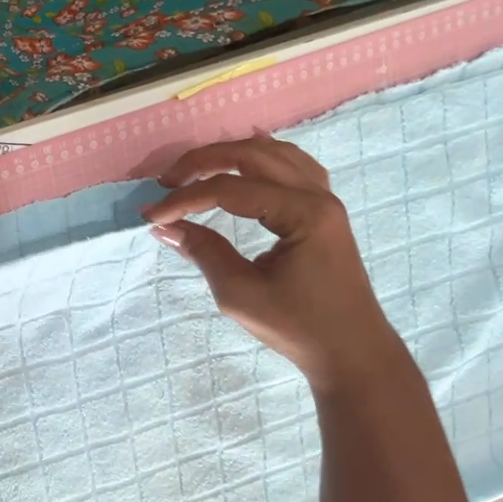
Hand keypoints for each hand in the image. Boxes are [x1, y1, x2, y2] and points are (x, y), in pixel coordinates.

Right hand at [140, 135, 414, 392]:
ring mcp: (326, 199)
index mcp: (303, 214)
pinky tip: (244, 156)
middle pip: (252, 155)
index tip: (152, 216)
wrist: (350, 349)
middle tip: (166, 183)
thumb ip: (202, 251)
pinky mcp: (324, 209)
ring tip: (194, 172)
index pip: (229, 190)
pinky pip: (292, 165)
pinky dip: (261, 157)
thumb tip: (164, 226)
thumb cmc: (296, 325)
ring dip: (229, 154)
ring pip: (274, 153)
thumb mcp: (238, 292)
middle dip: (202, 162)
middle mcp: (318, 196)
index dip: (185, 199)